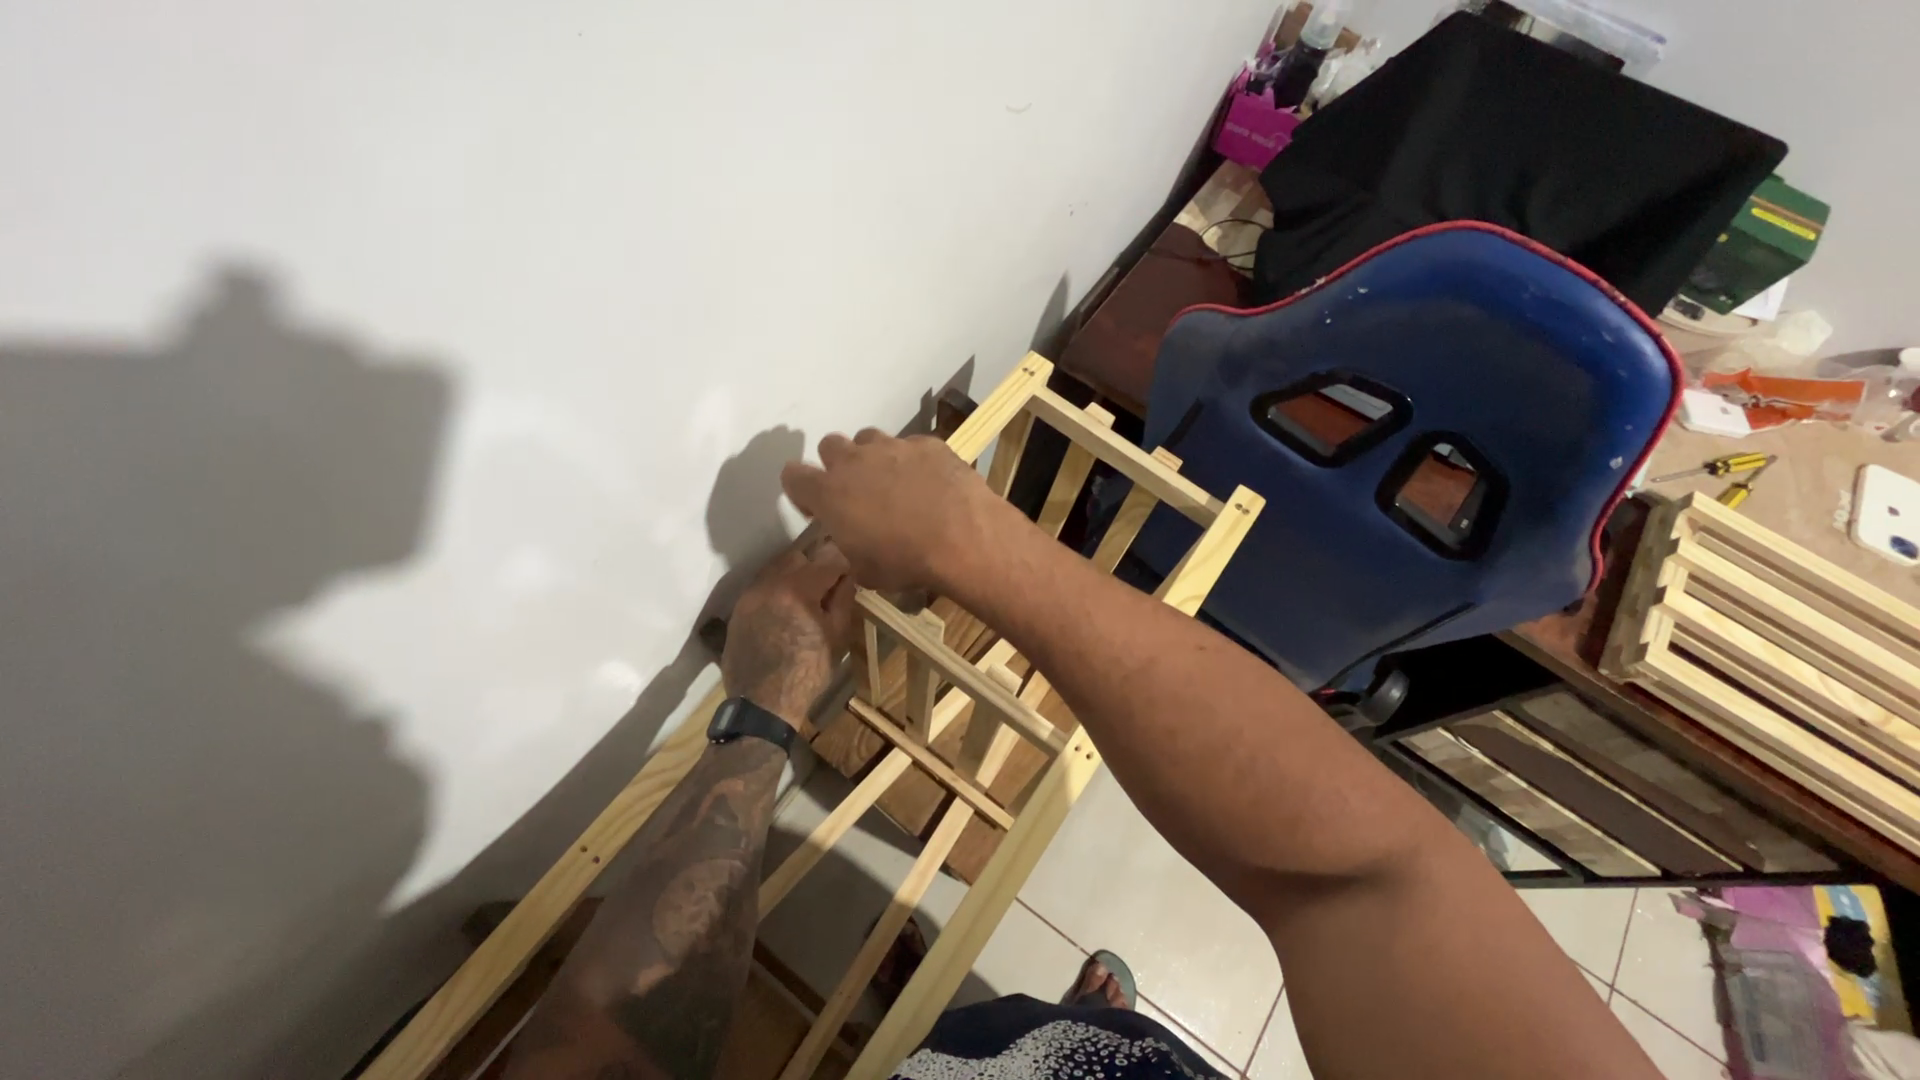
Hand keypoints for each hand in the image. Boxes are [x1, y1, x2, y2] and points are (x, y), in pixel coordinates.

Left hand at [721, 543, 855, 729]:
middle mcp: (769, 584)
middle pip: (797, 557)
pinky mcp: (737, 610)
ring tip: (803, 601)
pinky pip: (760, 588)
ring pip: (775, 570)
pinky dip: (775, 593)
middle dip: (814, 567)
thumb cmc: (807, 672)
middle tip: (825, 590)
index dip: (842, 568)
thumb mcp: (836, 636)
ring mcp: (749, 596)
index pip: (827, 560)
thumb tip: (846, 577)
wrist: (763, 702)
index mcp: (797, 589)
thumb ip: (842, 600)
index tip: (848, 578)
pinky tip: (784, 614)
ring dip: (792, 578)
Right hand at [780, 429, 1019, 591]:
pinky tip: (930, 484)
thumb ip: (847, 551)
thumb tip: (847, 544)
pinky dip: (914, 461)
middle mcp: (855, 460)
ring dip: (874, 458)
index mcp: (829, 493)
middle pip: (830, 446)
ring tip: (895, 485)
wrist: (963, 536)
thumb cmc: (905, 561)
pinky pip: (911, 445)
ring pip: (870, 439)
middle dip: (838, 465)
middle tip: (857, 492)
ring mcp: (892, 446)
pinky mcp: (927, 443)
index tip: (818, 508)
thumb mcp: (865, 571)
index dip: (803, 491)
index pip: (793, 476)